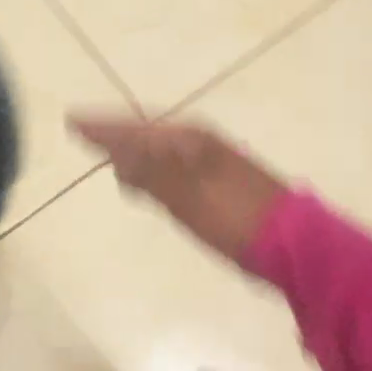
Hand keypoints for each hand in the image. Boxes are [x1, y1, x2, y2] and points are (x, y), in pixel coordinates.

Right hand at [68, 114, 286, 268]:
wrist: (300, 249)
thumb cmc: (235, 219)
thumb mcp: (184, 195)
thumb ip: (147, 172)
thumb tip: (114, 154)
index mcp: (188, 139)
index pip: (133, 127)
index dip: (102, 127)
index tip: (71, 122)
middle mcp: (199, 143)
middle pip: (145, 133)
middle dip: (115, 135)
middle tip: (83, 133)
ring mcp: (212, 162)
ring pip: (159, 150)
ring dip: (132, 151)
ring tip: (107, 156)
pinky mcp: (220, 183)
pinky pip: (171, 166)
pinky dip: (150, 169)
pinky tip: (145, 182)